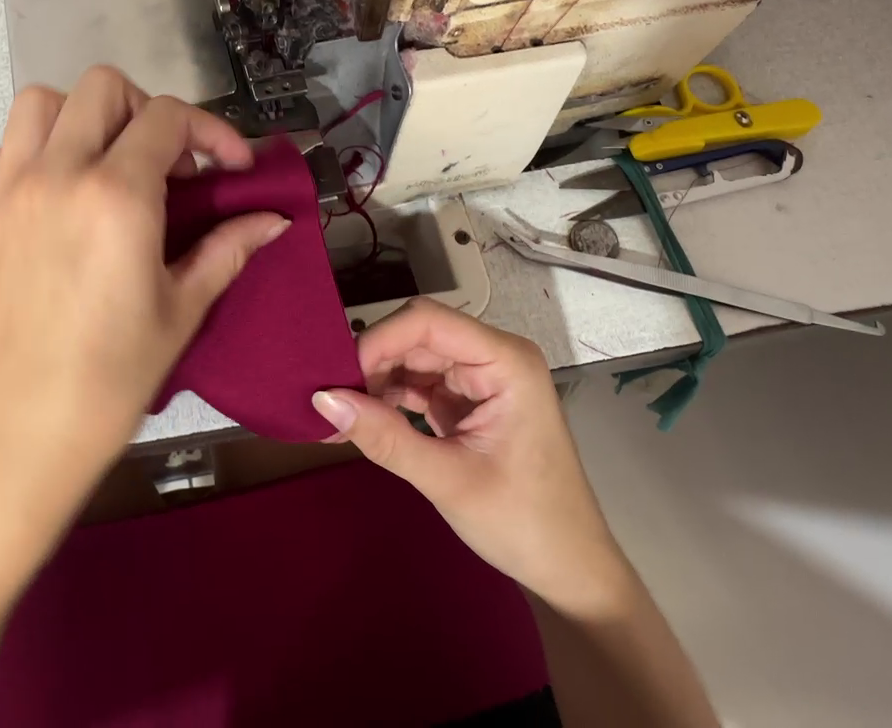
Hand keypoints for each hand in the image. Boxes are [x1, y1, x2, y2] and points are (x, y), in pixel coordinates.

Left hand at [0, 67, 290, 544]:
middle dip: (151, 111)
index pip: (168, 117)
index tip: (234, 167)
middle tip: (175, 168)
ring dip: (91, 114)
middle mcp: (60, 173)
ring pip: (47, 101)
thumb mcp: (181, 311)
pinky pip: (14, 142)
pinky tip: (76, 188)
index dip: (212, 131)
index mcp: (116, 195)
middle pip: (105, 88)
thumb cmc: (109, 380)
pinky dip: (48, 141)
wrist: (17, 431)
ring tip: (121, 164)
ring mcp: (16, 187)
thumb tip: (272, 220)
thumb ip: (226, 250)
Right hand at [311, 298, 634, 616]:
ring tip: (335, 412)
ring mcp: (480, 379)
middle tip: (327, 399)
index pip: (427, 321)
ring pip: (411, 359)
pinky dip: (387, 400)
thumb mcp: (448, 480)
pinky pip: (417, 384)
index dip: (378, 341)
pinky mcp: (466, 401)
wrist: (569, 570)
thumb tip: (322, 400)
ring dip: (374, 382)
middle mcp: (493, 357)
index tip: (338, 379)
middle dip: (370, 363)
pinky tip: (358, 419)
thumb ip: (385, 437)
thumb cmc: (523, 524)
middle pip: (416, 336)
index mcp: (505, 362)